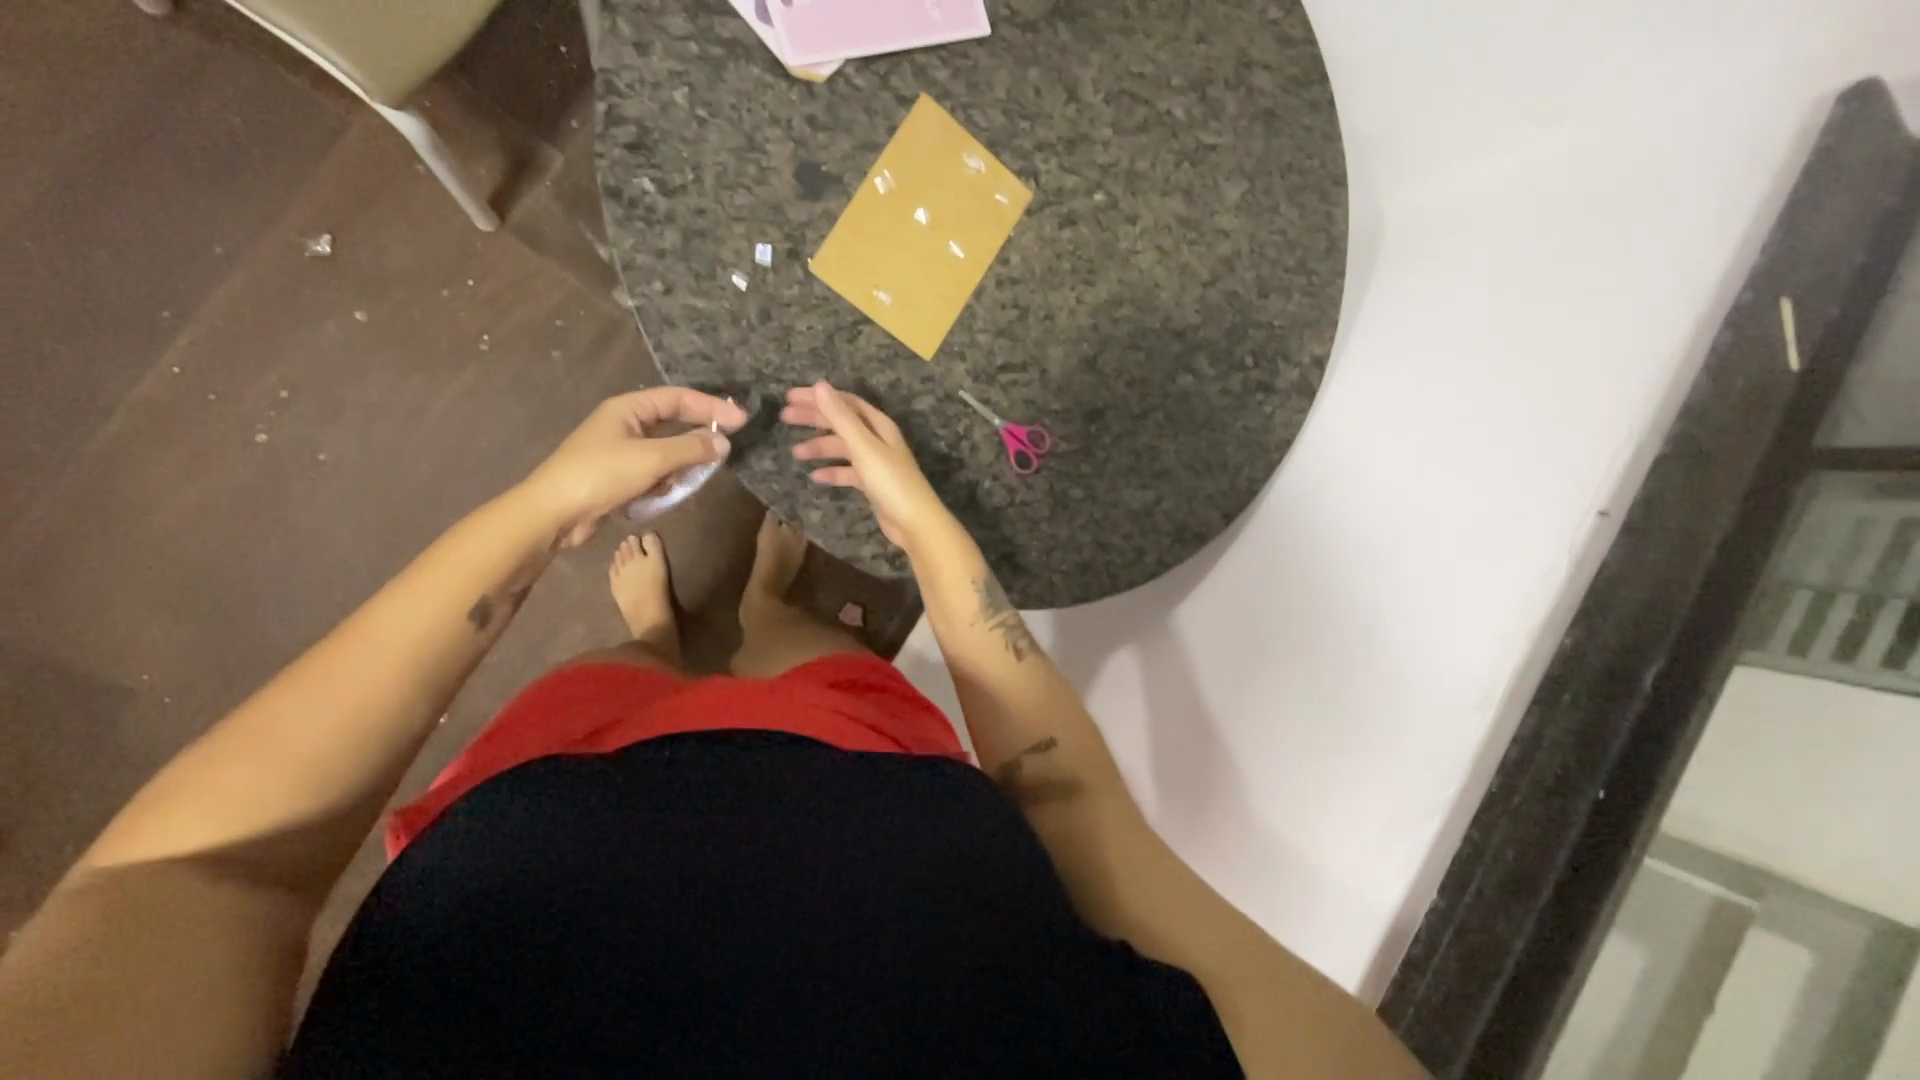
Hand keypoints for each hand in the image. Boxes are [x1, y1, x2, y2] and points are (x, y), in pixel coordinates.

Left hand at [527, 387, 748, 547]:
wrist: (554, 513)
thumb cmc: (600, 476)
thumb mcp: (651, 459)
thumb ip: (691, 448)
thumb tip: (724, 443)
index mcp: (628, 409)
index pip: (678, 398)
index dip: (712, 407)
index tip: (742, 420)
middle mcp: (625, 424)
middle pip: (673, 423)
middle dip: (699, 437)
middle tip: (729, 446)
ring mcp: (621, 451)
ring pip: (666, 451)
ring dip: (681, 464)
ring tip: (694, 476)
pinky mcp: (619, 476)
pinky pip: (654, 472)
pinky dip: (664, 481)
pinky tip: (664, 494)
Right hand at [784, 381, 951, 549]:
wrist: (914, 521)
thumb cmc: (890, 481)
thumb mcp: (863, 446)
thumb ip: (840, 417)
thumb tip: (820, 385)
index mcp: (878, 425)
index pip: (844, 402)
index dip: (818, 397)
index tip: (790, 397)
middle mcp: (877, 439)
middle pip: (841, 423)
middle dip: (814, 419)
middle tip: (785, 417)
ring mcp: (875, 462)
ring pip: (842, 448)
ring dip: (819, 447)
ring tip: (796, 453)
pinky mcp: (872, 483)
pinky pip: (847, 472)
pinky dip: (832, 472)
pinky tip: (816, 477)